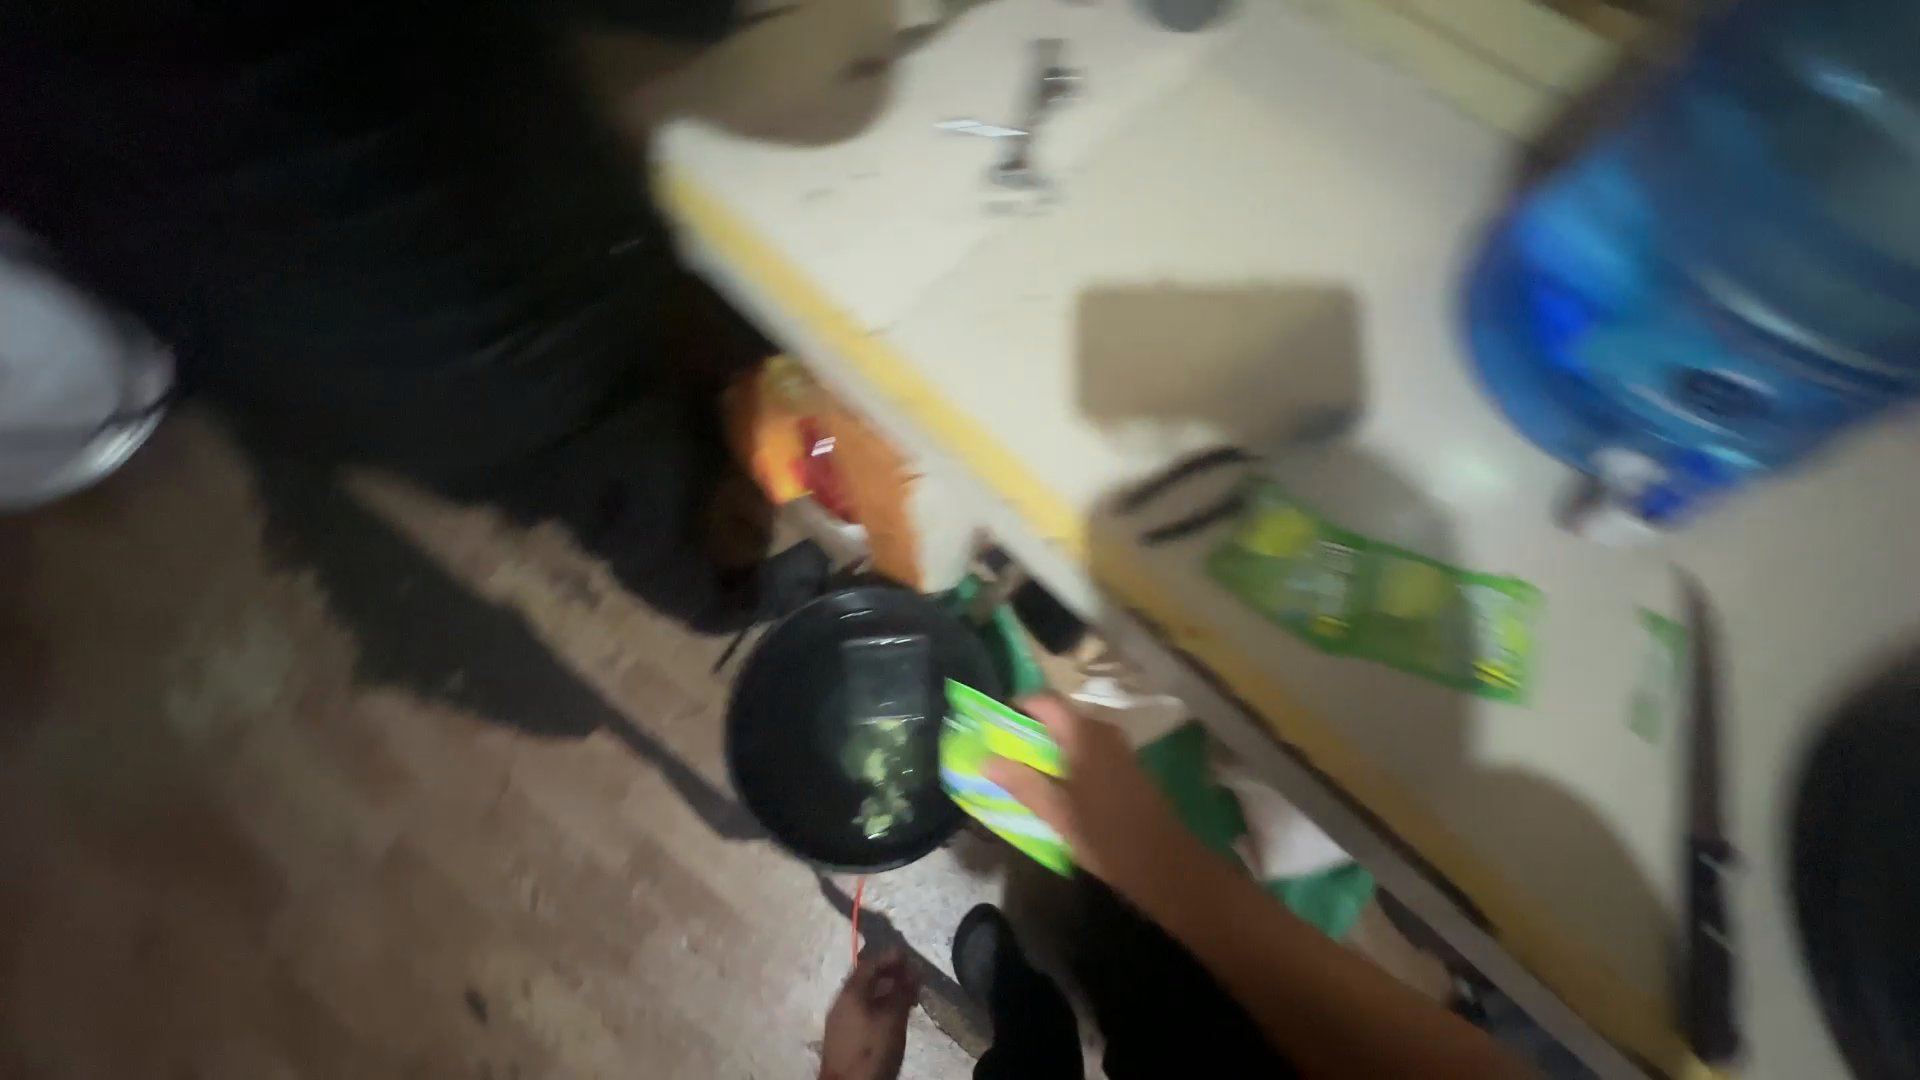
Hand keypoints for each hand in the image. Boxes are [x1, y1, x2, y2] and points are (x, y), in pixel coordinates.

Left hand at [819, 946, 917, 1079]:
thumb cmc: (871, 1051)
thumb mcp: (893, 1020)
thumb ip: (903, 992)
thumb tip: (915, 970)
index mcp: (850, 992)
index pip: (870, 964)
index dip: (890, 957)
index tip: (909, 954)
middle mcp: (842, 1002)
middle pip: (866, 979)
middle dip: (890, 973)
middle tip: (911, 975)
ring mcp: (840, 1021)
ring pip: (865, 996)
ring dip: (886, 991)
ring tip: (907, 996)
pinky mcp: (844, 1038)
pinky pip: (863, 1011)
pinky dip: (879, 1006)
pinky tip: (893, 1016)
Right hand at [984, 694, 1198, 908]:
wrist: (1165, 863)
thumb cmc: (1106, 836)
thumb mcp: (1057, 813)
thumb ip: (1022, 782)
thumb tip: (985, 760)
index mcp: (1083, 733)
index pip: (1044, 700)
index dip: (1016, 706)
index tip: (993, 725)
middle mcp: (1103, 729)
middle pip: (1059, 713)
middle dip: (1030, 727)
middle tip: (1005, 751)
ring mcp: (1119, 744)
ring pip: (1075, 730)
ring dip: (1050, 742)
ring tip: (1027, 769)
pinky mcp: (1127, 762)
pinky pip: (1090, 744)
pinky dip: (1069, 753)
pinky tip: (1060, 781)